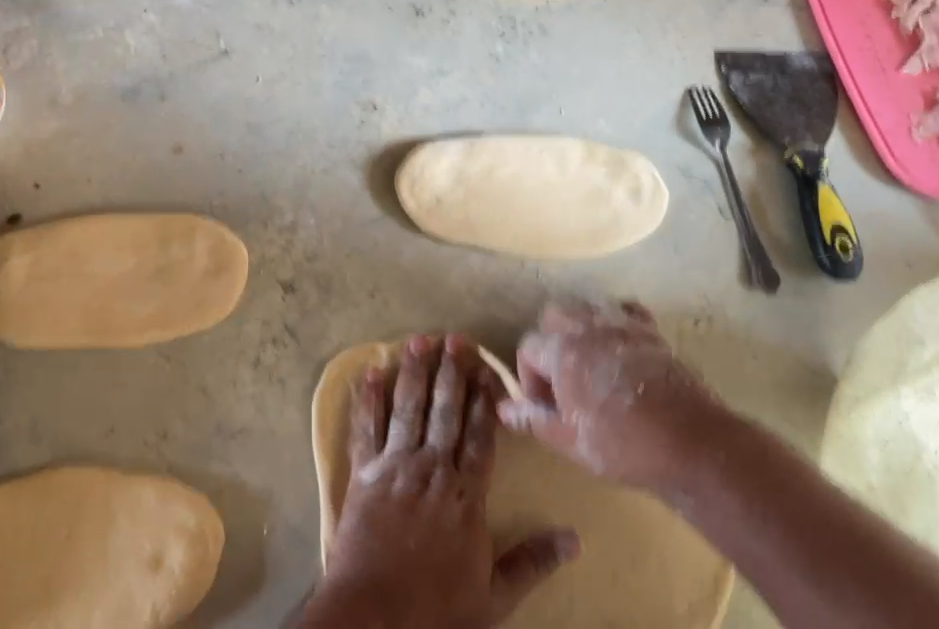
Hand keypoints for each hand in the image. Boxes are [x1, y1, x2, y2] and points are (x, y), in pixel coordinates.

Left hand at [312, 335, 579, 628]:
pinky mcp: (363, 475)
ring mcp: (396, 468)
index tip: (486, 367)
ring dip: (413, 373)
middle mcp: (433, 469)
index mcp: (467, 494)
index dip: (484, 399)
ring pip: (407, 409)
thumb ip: (532, 562)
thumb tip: (575, 538)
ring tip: (417, 340)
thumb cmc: (436, 607)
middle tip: (454, 337)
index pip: (481, 435)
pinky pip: (366, 429)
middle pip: (445, 411)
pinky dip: (367, 399)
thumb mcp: (494, 595)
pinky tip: (370, 372)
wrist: (374, 616)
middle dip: (451, 371)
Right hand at [499, 300, 725, 492]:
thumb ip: (533, 418)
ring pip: (588, 307)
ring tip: (590, 365)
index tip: (545, 406)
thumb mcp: (568, 439)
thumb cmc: (621, 446)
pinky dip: (617, 322)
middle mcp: (589, 327)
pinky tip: (621, 351)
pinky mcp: (652, 332)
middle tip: (563, 381)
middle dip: (551, 342)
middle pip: (554, 315)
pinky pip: (626, 311)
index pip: (528, 347)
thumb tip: (503, 408)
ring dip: (581, 329)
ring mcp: (623, 325)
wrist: (689, 443)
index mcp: (562, 351)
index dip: (530, 377)